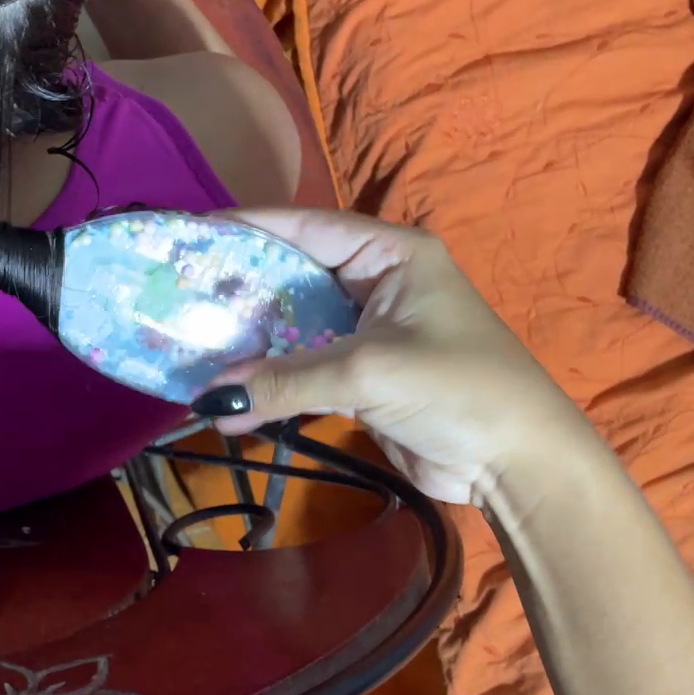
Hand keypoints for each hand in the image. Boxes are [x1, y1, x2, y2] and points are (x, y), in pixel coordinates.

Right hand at [198, 208, 590, 503]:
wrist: (517, 466)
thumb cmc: (461, 391)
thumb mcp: (366, 373)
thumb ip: (282, 381)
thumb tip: (206, 401)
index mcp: (389, 255)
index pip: (305, 228)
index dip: (247, 228)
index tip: (190, 236)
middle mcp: (370, 283)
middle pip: (285, 276)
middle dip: (233, 289)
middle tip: (176, 293)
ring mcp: (358, 330)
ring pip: (283, 325)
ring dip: (240, 344)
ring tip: (185, 346)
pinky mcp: (349, 373)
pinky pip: (290, 367)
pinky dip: (259, 384)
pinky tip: (223, 405)